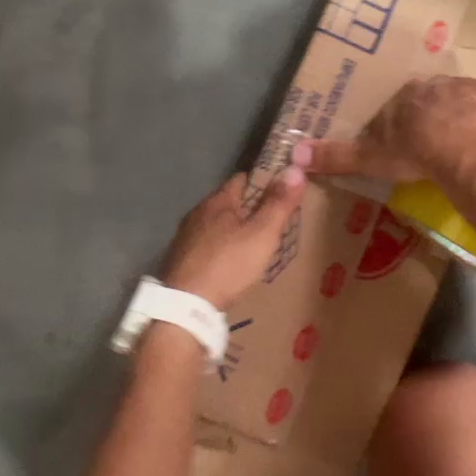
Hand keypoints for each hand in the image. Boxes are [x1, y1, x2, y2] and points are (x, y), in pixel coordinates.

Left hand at [162, 165, 306, 309]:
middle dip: (248, 208)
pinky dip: (219, 247)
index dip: (263, 182)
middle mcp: (198, 212)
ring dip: (232, 229)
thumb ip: (279, 204)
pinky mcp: (180, 258)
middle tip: (271, 222)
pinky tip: (228, 263)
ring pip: (215, 224)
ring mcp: (185, 235)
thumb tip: (296, 169)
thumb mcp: (262, 234)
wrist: (186, 305)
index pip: (242, 179)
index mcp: (217, 201)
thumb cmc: (229, 264)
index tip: (280, 192)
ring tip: (252, 244)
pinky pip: (205, 244)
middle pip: (228, 202)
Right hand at [296, 75, 475, 186]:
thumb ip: (336, 156)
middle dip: (432, 114)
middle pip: (432, 97)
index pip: (400, 103)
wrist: (468, 152)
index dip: (402, 120)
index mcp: (406, 92)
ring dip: (463, 115)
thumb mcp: (371, 158)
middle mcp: (436, 82)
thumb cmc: (416, 151)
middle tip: (435, 142)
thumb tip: (294, 154)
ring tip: (465, 144)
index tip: (406, 139)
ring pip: (463, 99)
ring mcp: (469, 87)